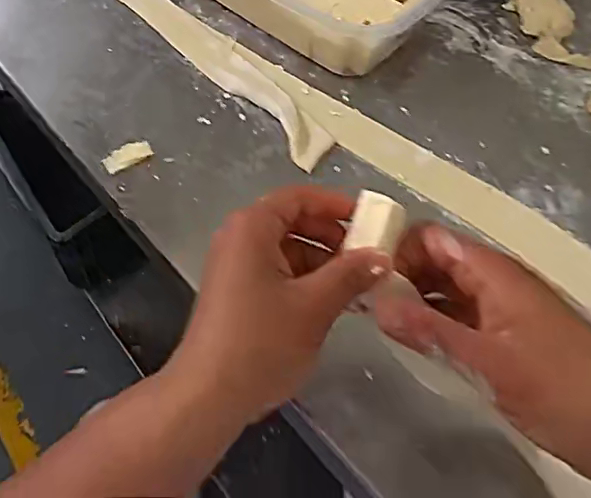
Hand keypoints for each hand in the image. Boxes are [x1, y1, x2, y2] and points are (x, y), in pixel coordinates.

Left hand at [165, 186, 389, 423]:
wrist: (209, 392)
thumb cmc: (260, 341)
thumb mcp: (313, 306)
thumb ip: (349, 276)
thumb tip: (381, 256)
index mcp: (252, 226)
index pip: (298, 197)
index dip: (335, 204)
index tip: (370, 219)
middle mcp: (239, 235)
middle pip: (292, 220)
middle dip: (332, 236)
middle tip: (371, 256)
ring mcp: (235, 262)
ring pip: (286, 247)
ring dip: (322, 261)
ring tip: (361, 285)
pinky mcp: (236, 288)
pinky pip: (276, 268)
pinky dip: (305, 278)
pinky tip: (334, 302)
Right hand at [371, 224, 590, 497]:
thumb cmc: (566, 394)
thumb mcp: (490, 366)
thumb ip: (429, 331)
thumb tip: (375, 302)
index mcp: (494, 271)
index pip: (431, 237)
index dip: (396, 248)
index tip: (367, 275)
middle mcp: (501, 280)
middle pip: (438, 259)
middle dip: (402, 273)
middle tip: (370, 302)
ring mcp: (511, 308)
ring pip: (451, 288)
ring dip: (419, 299)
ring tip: (388, 322)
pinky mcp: (519, 336)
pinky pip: (468, 313)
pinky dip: (441, 320)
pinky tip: (426, 342)